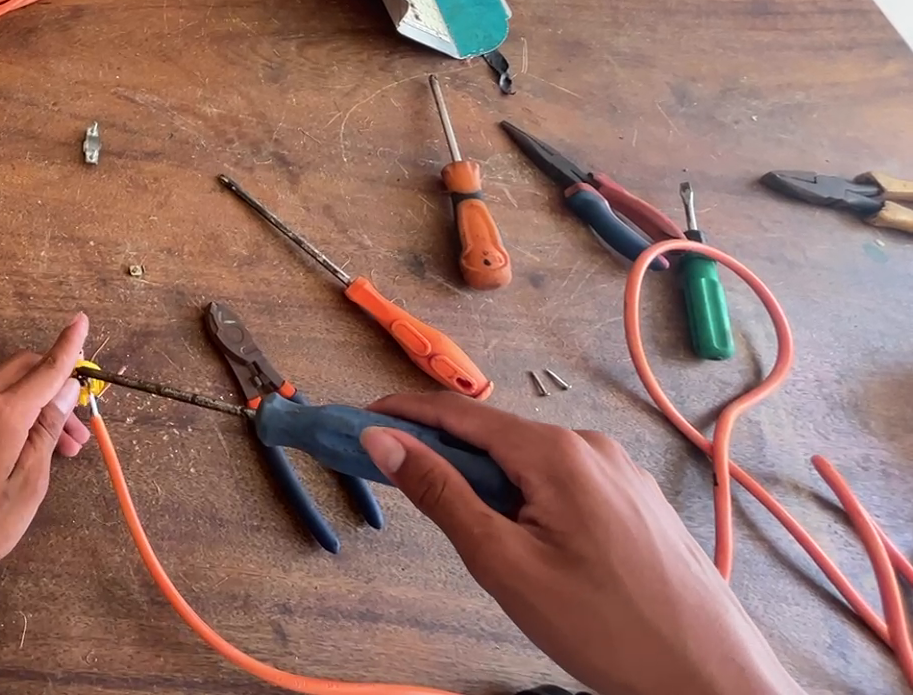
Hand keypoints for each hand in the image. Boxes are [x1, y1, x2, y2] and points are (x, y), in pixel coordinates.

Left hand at [0, 313, 92, 694]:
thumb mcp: (30, 480)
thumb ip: (48, 429)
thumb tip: (65, 389)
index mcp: (3, 411)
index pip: (45, 369)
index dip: (68, 346)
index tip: (82, 320)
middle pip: (26, 369)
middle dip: (58, 385)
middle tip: (81, 427)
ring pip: (12, 386)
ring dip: (41, 402)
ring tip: (67, 447)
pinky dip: (21, 410)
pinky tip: (35, 444)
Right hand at [360, 393, 802, 694]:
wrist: (722, 692)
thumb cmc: (603, 628)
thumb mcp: (501, 561)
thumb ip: (436, 491)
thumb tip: (378, 436)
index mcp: (555, 451)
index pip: (456, 412)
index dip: (401, 411)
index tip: (356, 418)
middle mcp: (589, 445)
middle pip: (491, 435)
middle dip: (441, 451)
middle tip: (403, 482)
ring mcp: (620, 470)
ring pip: (524, 458)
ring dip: (483, 476)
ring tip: (470, 524)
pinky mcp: (637, 498)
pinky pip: (558, 477)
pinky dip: (521, 490)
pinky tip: (524, 534)